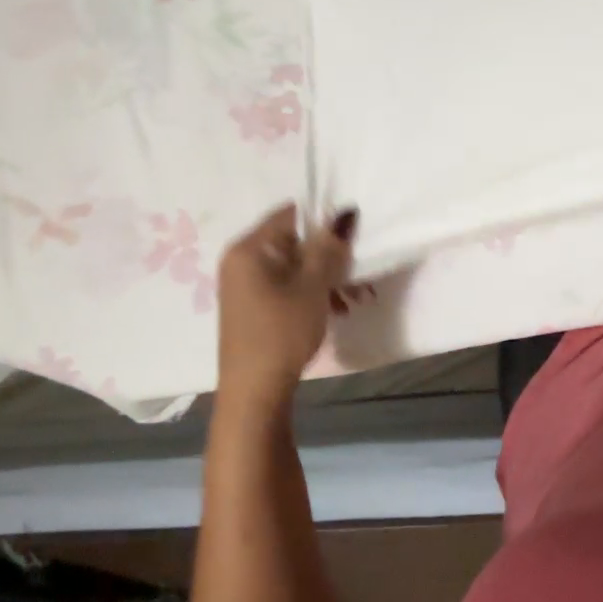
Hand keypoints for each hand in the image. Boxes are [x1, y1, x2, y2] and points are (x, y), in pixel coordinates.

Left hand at [216, 203, 356, 410]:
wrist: (255, 388)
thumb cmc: (282, 331)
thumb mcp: (313, 286)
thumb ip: (328, 246)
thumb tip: (344, 213)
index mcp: (249, 248)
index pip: (291, 214)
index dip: (325, 221)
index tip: (354, 238)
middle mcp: (242, 260)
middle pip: (296, 241)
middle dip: (332, 255)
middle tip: (361, 275)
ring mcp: (246, 284)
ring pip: (296, 265)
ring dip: (328, 276)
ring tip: (355, 298)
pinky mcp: (254, 304)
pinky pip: (289, 284)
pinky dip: (314, 291)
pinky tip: (337, 309)